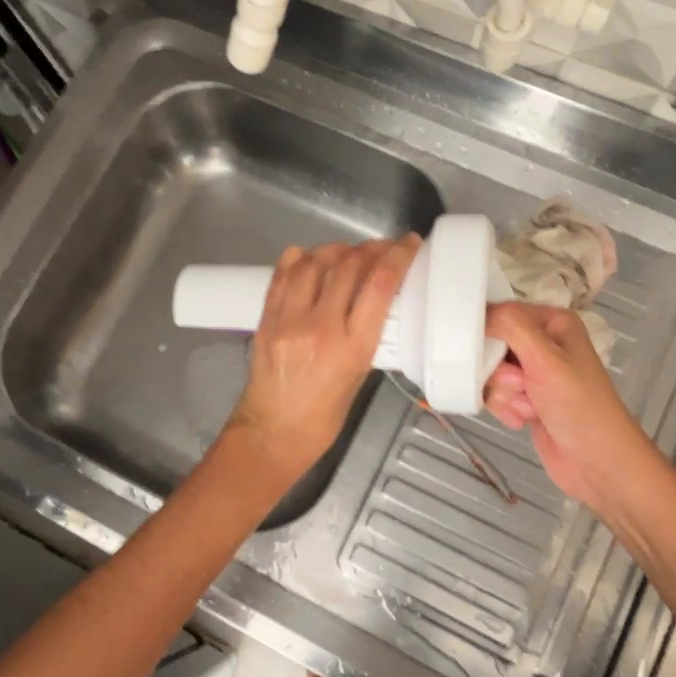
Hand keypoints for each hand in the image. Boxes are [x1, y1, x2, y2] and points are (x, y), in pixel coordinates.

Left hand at [225, 236, 421, 477]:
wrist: (273, 432)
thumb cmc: (323, 417)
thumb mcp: (359, 375)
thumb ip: (364, 335)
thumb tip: (371, 299)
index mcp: (353, 347)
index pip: (380, 283)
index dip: (398, 254)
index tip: (409, 244)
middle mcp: (321, 326)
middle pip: (349, 265)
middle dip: (370, 248)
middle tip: (380, 248)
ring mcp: (289, 319)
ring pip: (315, 261)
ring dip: (336, 250)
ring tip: (346, 254)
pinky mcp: (266, 318)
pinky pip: (283, 273)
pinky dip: (300, 258)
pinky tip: (311, 259)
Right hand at [483, 303, 647, 512]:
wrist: (596, 461)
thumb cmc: (576, 404)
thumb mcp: (545, 358)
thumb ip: (511, 326)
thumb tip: (479, 313)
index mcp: (552, 322)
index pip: (501, 314)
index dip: (488, 334)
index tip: (492, 356)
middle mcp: (542, 343)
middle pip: (491, 346)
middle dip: (498, 372)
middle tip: (520, 386)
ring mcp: (533, 373)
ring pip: (490, 374)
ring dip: (503, 394)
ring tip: (527, 408)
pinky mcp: (525, 399)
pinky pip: (495, 395)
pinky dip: (504, 408)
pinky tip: (522, 420)